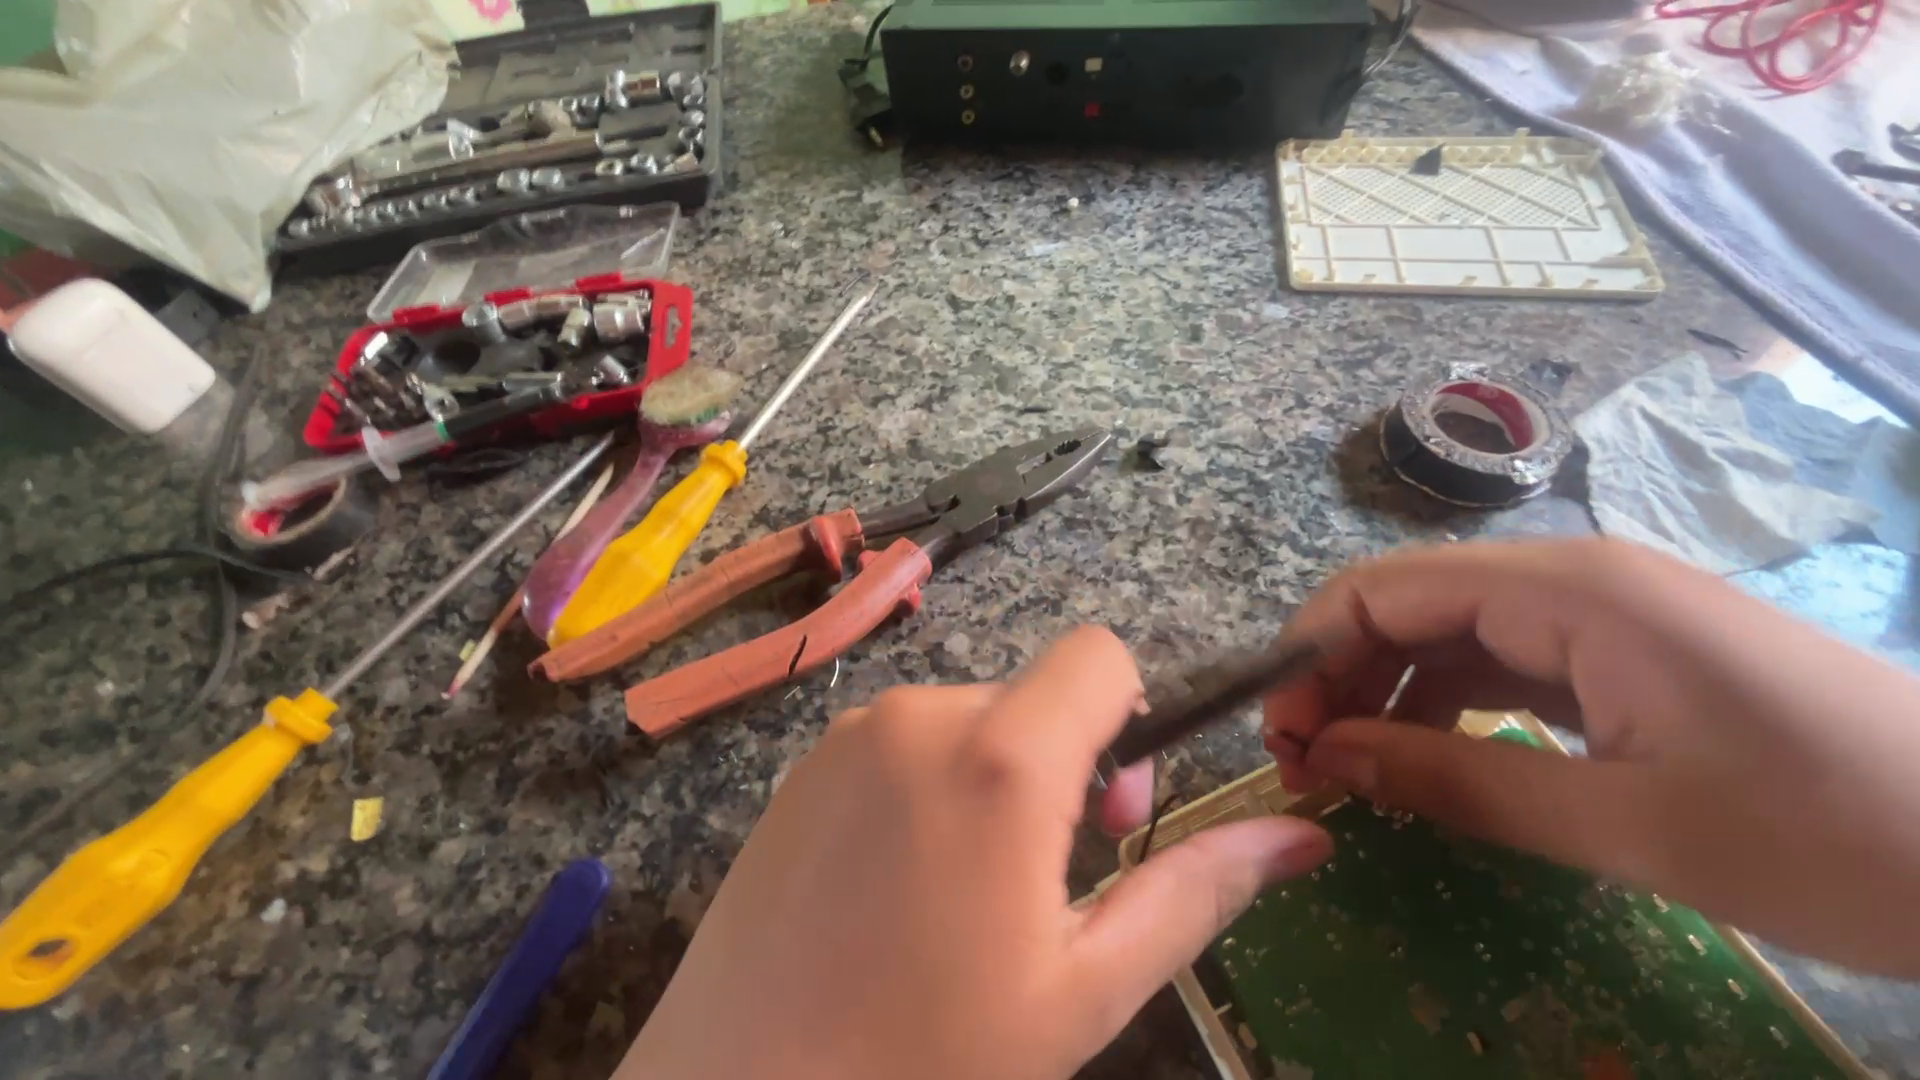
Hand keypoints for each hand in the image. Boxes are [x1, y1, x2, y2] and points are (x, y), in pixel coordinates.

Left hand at [618, 627, 1331, 1079]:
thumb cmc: (929, 1057)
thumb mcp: (1085, 989)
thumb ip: (1196, 890)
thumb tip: (1302, 835)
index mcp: (998, 755)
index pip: (1098, 653)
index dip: (1128, 717)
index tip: (1112, 813)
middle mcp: (917, 714)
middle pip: (1032, 694)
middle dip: (1064, 763)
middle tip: (1043, 880)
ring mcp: (849, 734)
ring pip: (967, 718)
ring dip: (994, 779)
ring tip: (965, 895)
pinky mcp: (802, 764)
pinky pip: (900, 744)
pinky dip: (929, 787)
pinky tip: (898, 886)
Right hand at [1265, 537, 1919, 975]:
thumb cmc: (1846, 838)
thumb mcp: (1630, 828)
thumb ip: (1457, 784)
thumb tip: (1327, 761)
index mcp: (1568, 590)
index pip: (1383, 590)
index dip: (1311, 655)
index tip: (1279, 735)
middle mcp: (1570, 581)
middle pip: (1404, 607)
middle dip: (1337, 678)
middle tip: (1304, 766)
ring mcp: (1598, 618)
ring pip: (1444, 637)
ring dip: (1383, 697)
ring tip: (1350, 772)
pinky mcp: (1619, 659)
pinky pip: (1496, 668)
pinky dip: (1442, 709)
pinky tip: (1424, 761)